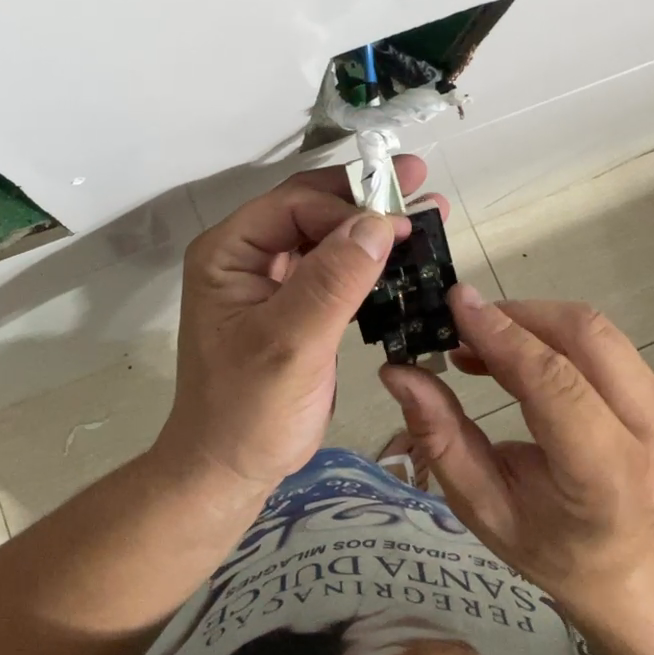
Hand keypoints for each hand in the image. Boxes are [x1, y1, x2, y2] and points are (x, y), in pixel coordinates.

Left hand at [154, 156, 436, 495]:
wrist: (229, 470)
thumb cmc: (248, 411)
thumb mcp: (290, 344)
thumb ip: (332, 281)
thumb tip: (378, 221)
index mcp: (228, 253)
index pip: (294, 205)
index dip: (348, 205)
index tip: (401, 219)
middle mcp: (245, 256)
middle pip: (310, 210)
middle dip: (364, 199)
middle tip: (421, 184)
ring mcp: (269, 281)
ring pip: (325, 237)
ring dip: (370, 228)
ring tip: (425, 217)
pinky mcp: (293, 307)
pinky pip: (333, 270)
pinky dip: (367, 263)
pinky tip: (402, 261)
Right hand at [379, 288, 653, 608]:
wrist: (617, 564)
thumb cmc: (541, 541)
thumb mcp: (477, 503)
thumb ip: (439, 436)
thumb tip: (397, 371)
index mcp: (606, 478)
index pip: (556, 385)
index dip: (503, 336)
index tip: (455, 304)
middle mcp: (651, 436)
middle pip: (585, 337)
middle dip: (517, 315)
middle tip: (461, 325)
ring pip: (594, 329)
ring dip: (531, 320)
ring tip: (480, 343)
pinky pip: (602, 340)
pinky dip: (550, 332)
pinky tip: (512, 353)